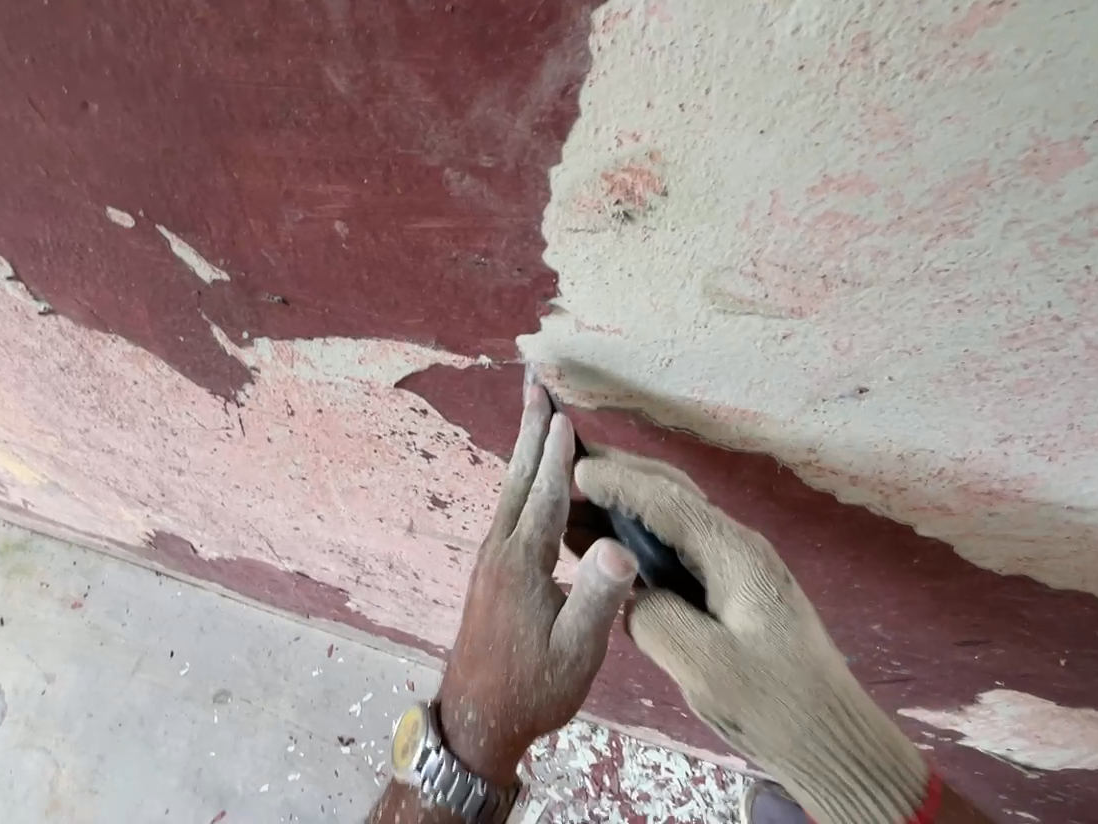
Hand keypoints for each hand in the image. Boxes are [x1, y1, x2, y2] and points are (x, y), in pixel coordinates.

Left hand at [433, 377, 637, 781]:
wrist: (478, 714)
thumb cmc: (533, 687)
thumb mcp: (576, 653)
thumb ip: (597, 600)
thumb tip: (620, 547)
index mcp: (522, 562)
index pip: (545, 497)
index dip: (558, 457)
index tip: (563, 414)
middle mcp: (500, 547)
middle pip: (518, 477)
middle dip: (529, 428)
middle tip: (532, 384)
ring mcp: (490, 554)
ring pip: (509, 487)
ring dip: (522, 445)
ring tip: (532, 409)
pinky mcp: (489, 564)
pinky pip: (508, 505)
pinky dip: (520, 474)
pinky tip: (528, 473)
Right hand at [575, 450, 936, 823]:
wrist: (836, 743)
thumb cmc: (774, 706)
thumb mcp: (705, 668)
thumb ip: (654, 618)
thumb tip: (627, 591)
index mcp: (733, 554)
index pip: (665, 500)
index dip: (618, 481)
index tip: (575, 469)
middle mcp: (735, 544)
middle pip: (671, 490)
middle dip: (621, 473)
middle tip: (570, 466)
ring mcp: (736, 562)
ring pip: (673, 512)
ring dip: (626, 501)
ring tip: (575, 503)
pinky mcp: (730, 584)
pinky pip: (677, 542)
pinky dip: (638, 533)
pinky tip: (607, 547)